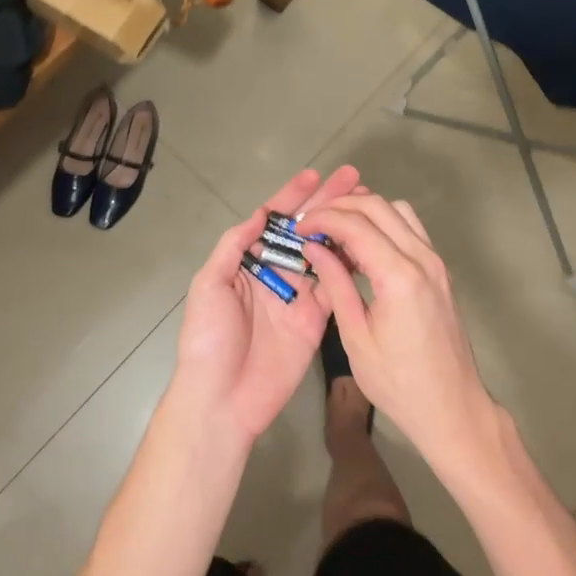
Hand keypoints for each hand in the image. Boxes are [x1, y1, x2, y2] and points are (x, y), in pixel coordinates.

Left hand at [172, 166, 362, 443]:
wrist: (221, 400)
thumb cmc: (208, 340)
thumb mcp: (208, 286)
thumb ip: (233, 247)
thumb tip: (260, 214)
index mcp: (246, 262)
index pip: (272, 221)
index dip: (293, 197)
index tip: (316, 175)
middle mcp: (274, 273)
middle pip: (304, 231)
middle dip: (327, 204)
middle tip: (354, 179)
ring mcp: (297, 296)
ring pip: (323, 254)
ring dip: (343, 229)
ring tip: (366, 205)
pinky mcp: (315, 321)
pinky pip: (334, 288)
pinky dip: (348, 267)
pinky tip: (366, 245)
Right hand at [297, 195, 496, 462]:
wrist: (452, 409)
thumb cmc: (398, 383)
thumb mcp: (356, 338)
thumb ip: (336, 285)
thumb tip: (314, 247)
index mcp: (399, 277)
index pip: (356, 224)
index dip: (323, 218)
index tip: (299, 227)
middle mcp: (422, 258)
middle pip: (378, 206)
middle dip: (340, 206)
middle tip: (312, 222)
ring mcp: (436, 262)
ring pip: (398, 210)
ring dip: (365, 210)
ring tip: (335, 229)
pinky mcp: (440, 270)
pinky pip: (411, 229)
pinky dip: (384, 223)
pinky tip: (363, 246)